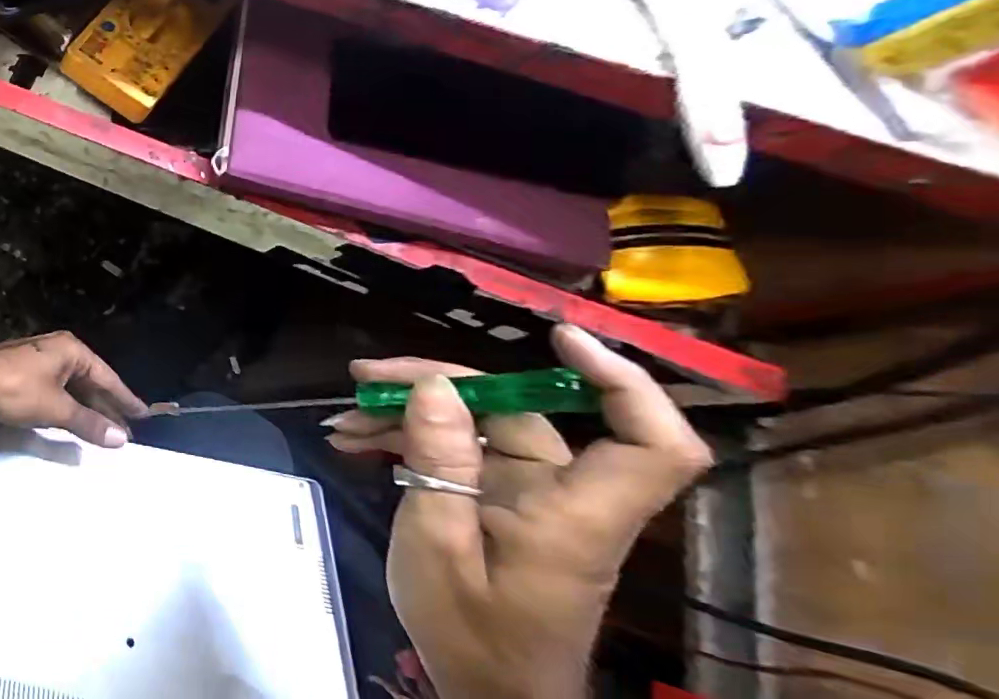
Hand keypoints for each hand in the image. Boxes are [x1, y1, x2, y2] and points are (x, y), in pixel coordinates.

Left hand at [0, 331, 148, 447]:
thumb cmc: (15, 389)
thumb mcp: (56, 408)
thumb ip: (89, 423)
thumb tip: (121, 438)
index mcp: (70, 348)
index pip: (106, 376)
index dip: (125, 398)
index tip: (143, 415)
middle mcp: (57, 348)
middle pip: (90, 380)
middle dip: (106, 406)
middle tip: (124, 431)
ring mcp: (38, 358)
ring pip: (71, 385)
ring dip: (86, 408)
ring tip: (102, 430)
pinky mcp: (23, 370)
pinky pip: (55, 388)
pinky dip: (67, 405)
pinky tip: (72, 420)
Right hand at [327, 325, 712, 698]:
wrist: (485, 697)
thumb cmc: (473, 638)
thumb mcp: (437, 549)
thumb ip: (441, 464)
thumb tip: (438, 385)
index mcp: (576, 514)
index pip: (652, 443)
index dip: (622, 382)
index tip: (559, 336)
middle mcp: (561, 491)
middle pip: (516, 408)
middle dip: (437, 381)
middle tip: (366, 378)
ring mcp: (528, 492)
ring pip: (475, 421)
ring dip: (408, 409)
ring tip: (346, 416)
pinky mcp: (498, 497)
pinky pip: (457, 447)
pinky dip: (408, 436)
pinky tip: (357, 438)